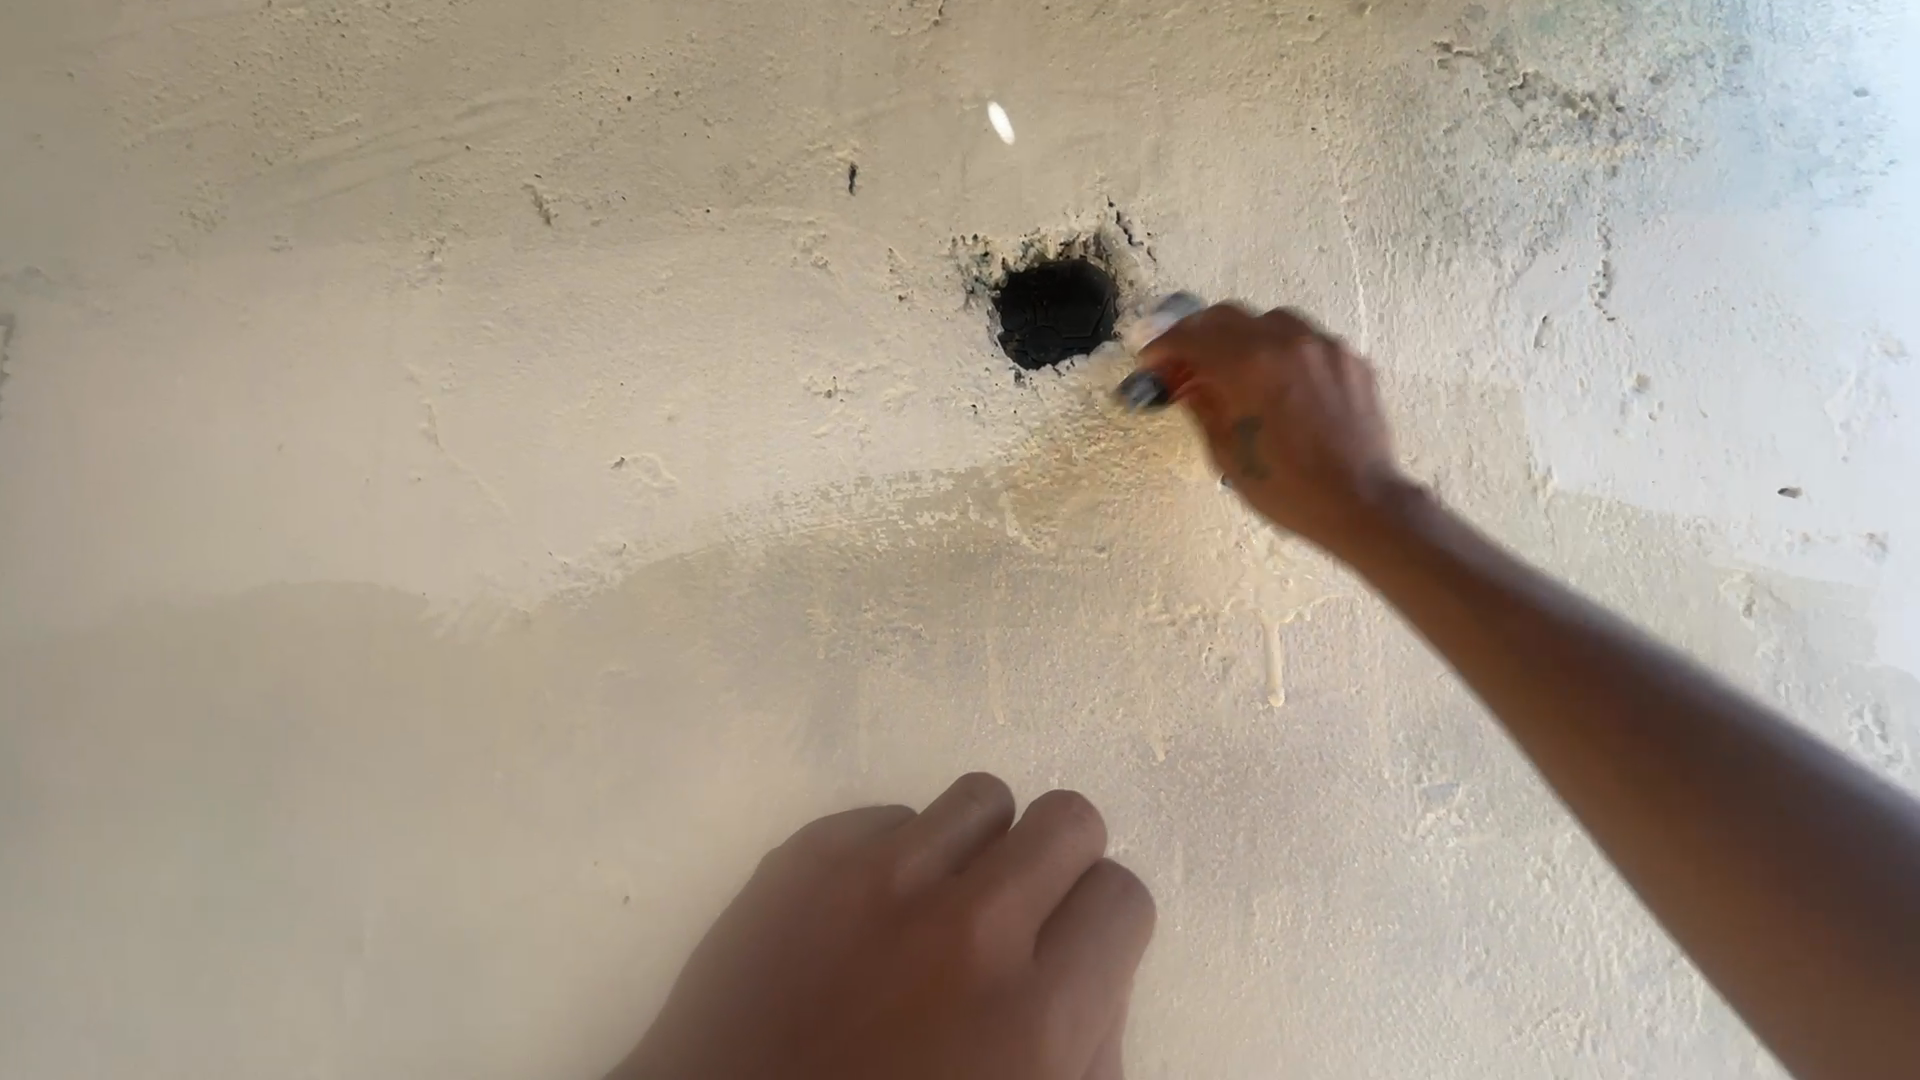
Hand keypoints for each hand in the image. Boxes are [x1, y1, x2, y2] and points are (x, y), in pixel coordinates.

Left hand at [612, 774, 1154, 1079]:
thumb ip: (1086, 1049)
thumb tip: (1093, 965)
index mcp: (1032, 1023)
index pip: (1122, 897)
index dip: (1104, 926)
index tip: (1074, 948)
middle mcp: (963, 929)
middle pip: (1068, 817)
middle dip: (1060, 861)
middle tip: (1023, 909)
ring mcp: (873, 880)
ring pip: (981, 796)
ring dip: (978, 847)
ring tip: (940, 903)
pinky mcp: (800, 856)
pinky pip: (889, 815)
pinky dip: (894, 856)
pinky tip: (864, 915)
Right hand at [1139, 304, 1408, 554]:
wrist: (1358, 501)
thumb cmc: (1286, 487)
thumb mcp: (1226, 451)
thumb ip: (1201, 405)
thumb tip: (1184, 383)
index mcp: (1249, 367)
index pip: (1192, 337)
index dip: (1163, 346)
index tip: (1150, 360)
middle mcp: (1287, 343)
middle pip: (1226, 316)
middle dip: (1196, 335)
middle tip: (1181, 362)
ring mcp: (1324, 346)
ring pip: (1268, 321)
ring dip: (1238, 338)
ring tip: (1228, 369)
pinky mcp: (1349, 358)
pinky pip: (1304, 339)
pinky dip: (1278, 351)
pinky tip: (1272, 381)